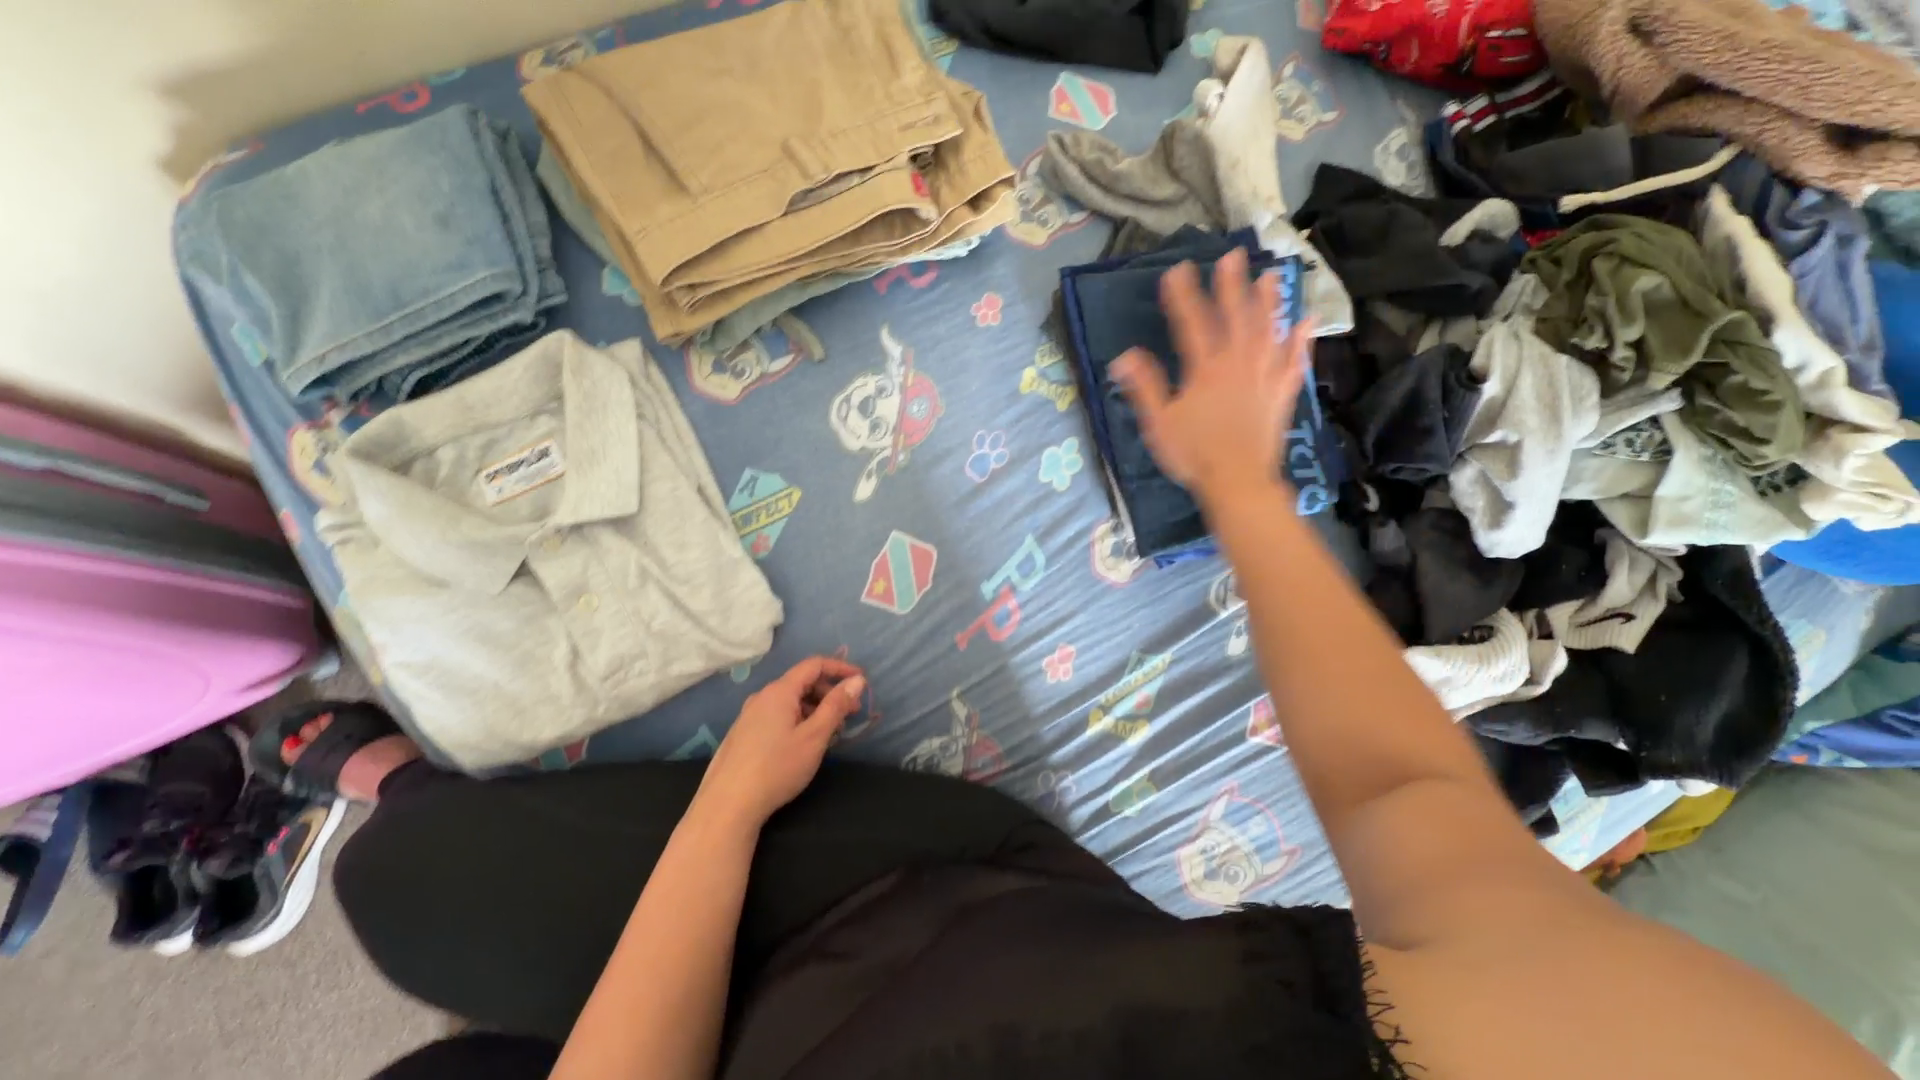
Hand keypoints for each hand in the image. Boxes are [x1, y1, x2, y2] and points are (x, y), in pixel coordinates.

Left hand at [695, 656, 866, 829]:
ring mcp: (749, 716)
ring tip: (831, 733)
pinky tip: (804, 744)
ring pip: (790, 702)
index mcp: (779, 691)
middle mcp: (762, 697)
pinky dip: (798, 720)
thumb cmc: (777, 767)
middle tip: (851, 714)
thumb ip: (836, 706)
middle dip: (830, 693)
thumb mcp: (814, 737)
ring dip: (815, 710)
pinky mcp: (743, 734)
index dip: (840, 669)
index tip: (861, 682)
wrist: (728, 804)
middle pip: (802, 682)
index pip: (814, 665)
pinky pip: (777, 716)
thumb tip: (857, 680)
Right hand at [1109, 248, 1313, 501]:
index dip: (1184, 295)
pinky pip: (1295, 361)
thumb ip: (1144, 386)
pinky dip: (1302, 340)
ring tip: (1271, 275)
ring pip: (1268, 331)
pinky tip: (1308, 321)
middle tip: (1233, 255)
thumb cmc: (1194, 454)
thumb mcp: (1160, 422)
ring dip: (1269, 302)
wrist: (1239, 482)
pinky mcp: (1283, 394)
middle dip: (1232, 285)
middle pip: (1236, 317)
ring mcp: (1265, 377)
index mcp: (1206, 369)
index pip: (1192, 323)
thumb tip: (1123, 356)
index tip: (1178, 269)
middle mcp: (1238, 364)